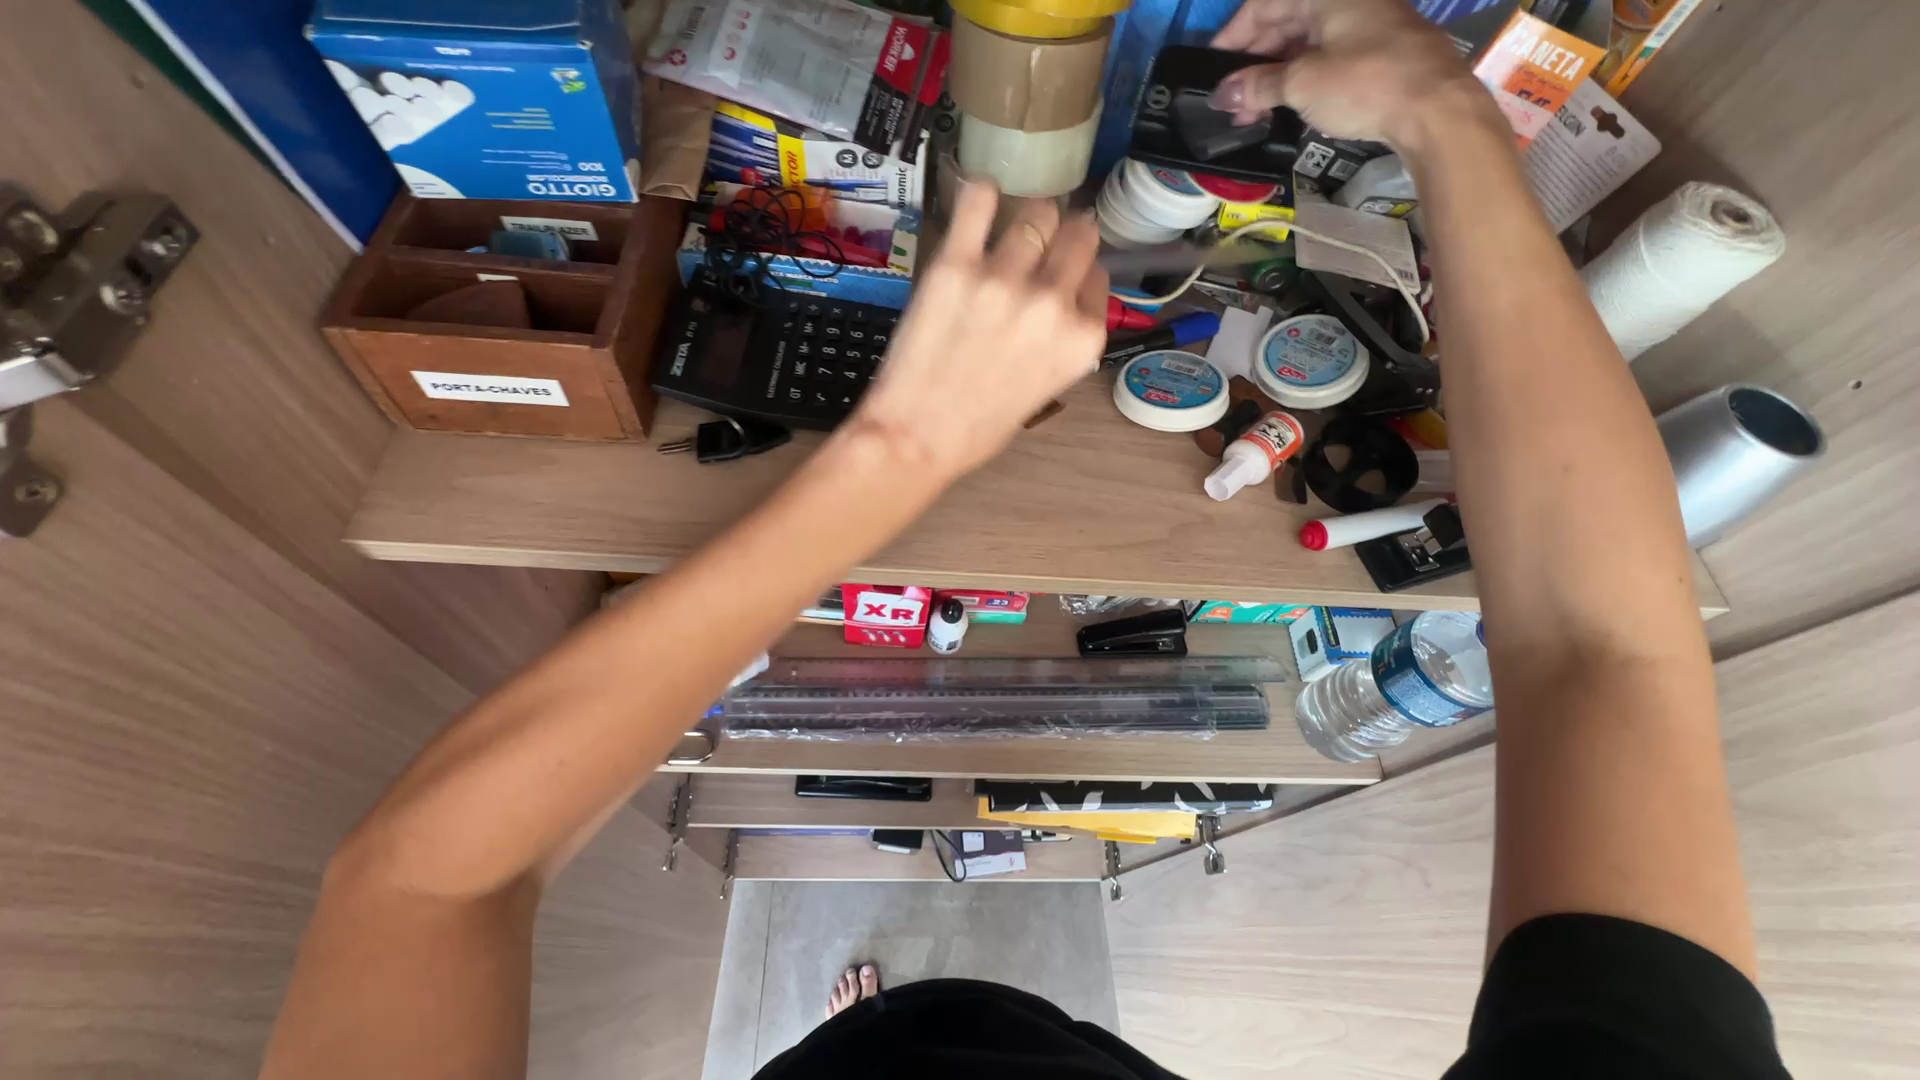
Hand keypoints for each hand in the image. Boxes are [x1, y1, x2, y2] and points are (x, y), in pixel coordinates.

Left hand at [845, 182, 1107, 481]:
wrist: (917, 437)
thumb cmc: (977, 428)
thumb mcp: (1043, 390)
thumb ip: (1059, 341)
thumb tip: (1057, 303)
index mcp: (1081, 340)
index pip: (1096, 278)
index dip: (1078, 273)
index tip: (1062, 273)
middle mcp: (1053, 304)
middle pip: (1077, 238)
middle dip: (1064, 236)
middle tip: (1043, 242)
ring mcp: (1005, 281)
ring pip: (1036, 216)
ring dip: (1029, 219)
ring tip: (1012, 226)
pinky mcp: (956, 267)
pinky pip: (978, 203)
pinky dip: (981, 194)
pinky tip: (980, 196)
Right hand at [1208, 0, 1500, 154]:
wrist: (1434, 106)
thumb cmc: (1365, 83)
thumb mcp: (1302, 84)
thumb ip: (1259, 85)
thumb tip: (1223, 94)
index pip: (1264, 5)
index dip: (1233, 37)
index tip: (1212, 70)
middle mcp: (1346, 1)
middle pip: (1285, 23)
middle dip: (1253, 63)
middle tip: (1231, 102)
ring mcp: (1363, 25)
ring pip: (1304, 44)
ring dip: (1274, 77)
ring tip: (1251, 113)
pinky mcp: (1376, 53)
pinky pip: (1325, 59)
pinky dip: (1299, 81)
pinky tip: (1284, 106)